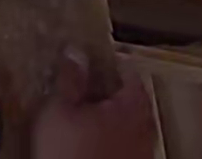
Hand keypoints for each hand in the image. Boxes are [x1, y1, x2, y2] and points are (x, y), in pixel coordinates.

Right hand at [32, 51, 156, 158]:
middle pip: (141, 109)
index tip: (105, 60)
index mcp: (127, 115)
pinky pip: (132, 149)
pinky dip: (120, 137)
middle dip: (124, 94)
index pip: (135, 84)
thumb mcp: (60, 107)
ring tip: (97, 109)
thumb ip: (71, 78)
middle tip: (101, 83)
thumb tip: (77, 51)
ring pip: (138, 131)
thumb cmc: (66, 150)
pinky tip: (99, 138)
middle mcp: (141, 138)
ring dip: (122, 117)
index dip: (121, 69)